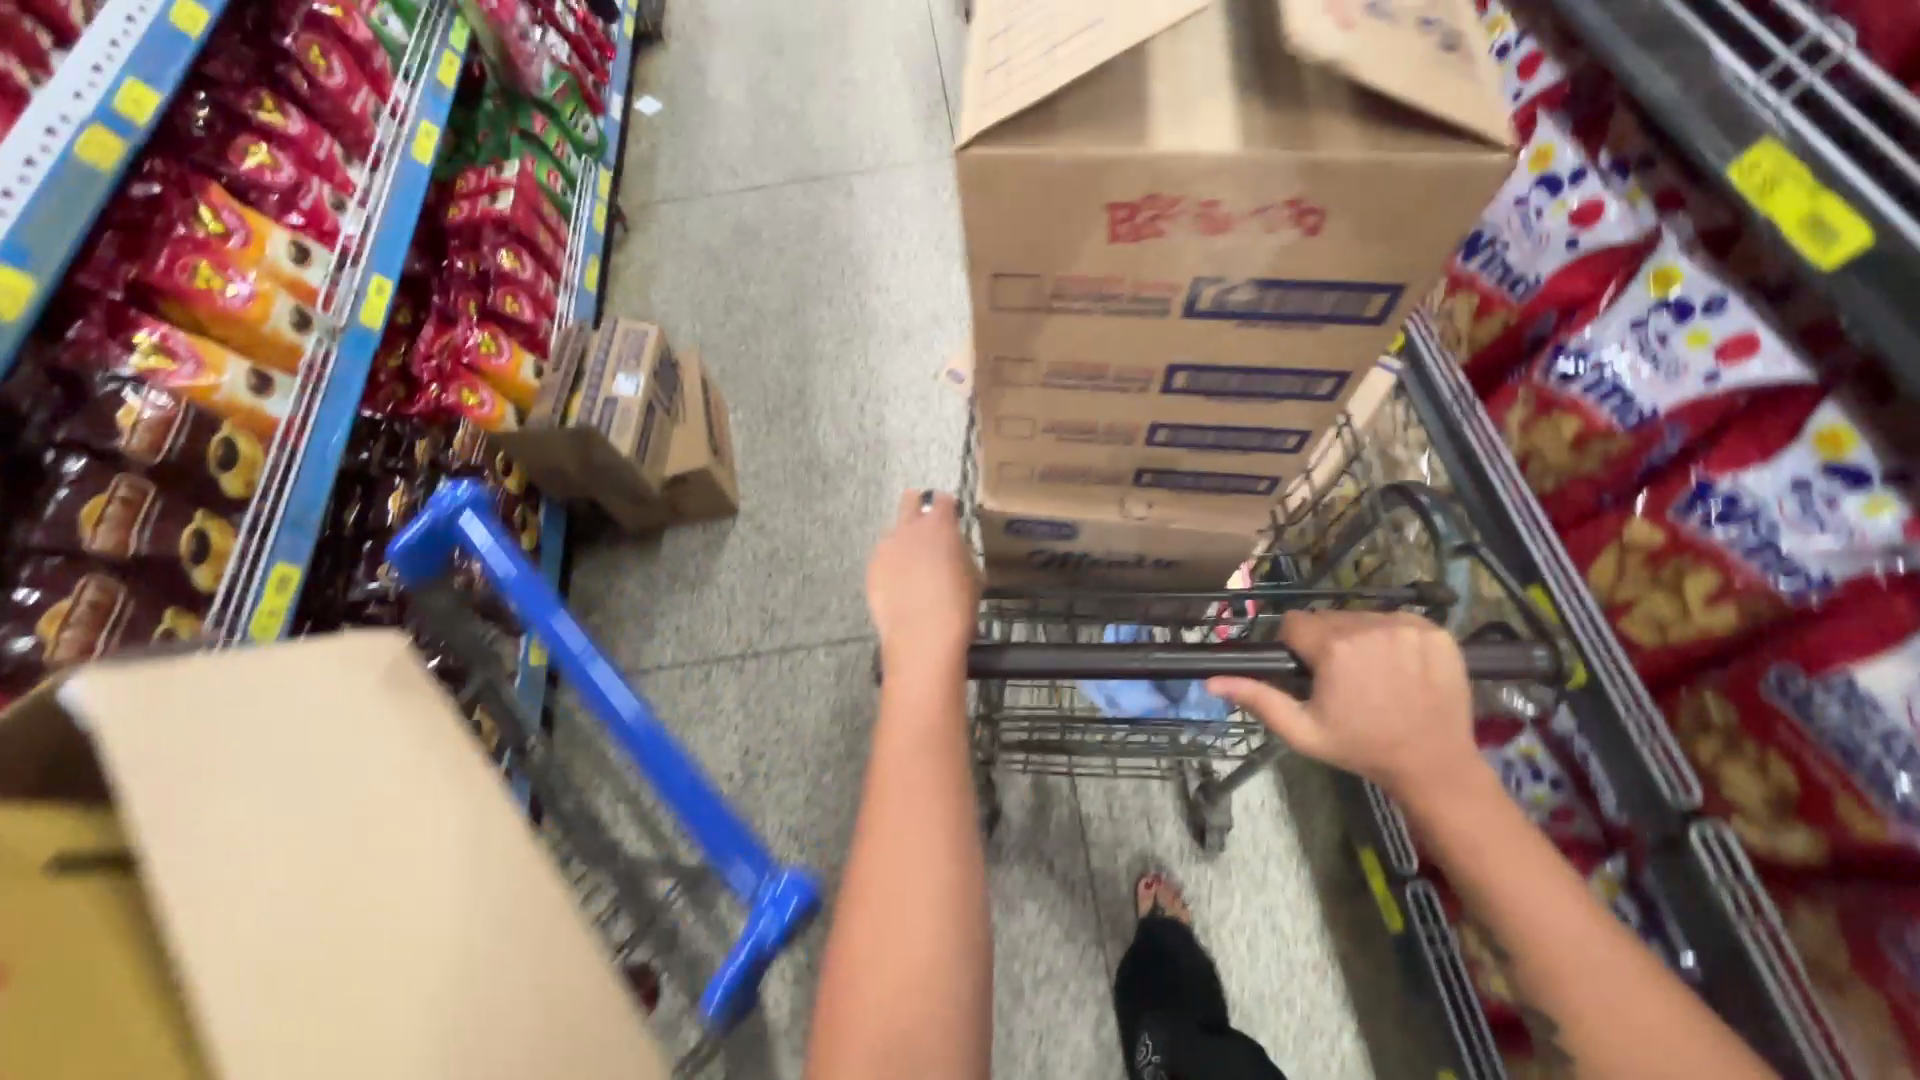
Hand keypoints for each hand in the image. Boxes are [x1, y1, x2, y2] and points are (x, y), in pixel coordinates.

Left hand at [867, 490, 980, 673]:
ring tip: (913, 569)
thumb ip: (958, 552)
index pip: (941, 500)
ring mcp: (886, 547)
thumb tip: (951, 549)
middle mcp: (909, 528)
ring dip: (903, 542)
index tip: (951, 515)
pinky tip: (901, 587)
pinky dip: (892, 566)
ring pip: (894, 534)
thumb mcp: (972, 573)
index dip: (947, 506)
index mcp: (939, 525)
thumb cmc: (958, 605)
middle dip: (917, 506)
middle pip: (909, 500)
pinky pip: (883, 559)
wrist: (922, 634)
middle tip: (926, 526)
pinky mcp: (872, 568)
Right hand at [1208, 610, 1483, 806]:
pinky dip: (1393, 638)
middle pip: (1329, 618)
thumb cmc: (1359, 747)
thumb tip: (1212, 680)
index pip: (1295, 623)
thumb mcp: (1302, 731)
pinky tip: (1398, 667)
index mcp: (1334, 648)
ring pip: (1362, 617)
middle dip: (1327, 642)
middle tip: (1341, 679)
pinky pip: (1398, 621)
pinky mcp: (1435, 631)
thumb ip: (1258, 699)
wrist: (1432, 762)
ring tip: (1371, 674)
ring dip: (1359, 638)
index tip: (1310, 672)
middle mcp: (1370, 626)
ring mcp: (1407, 627)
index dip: (1296, 647)